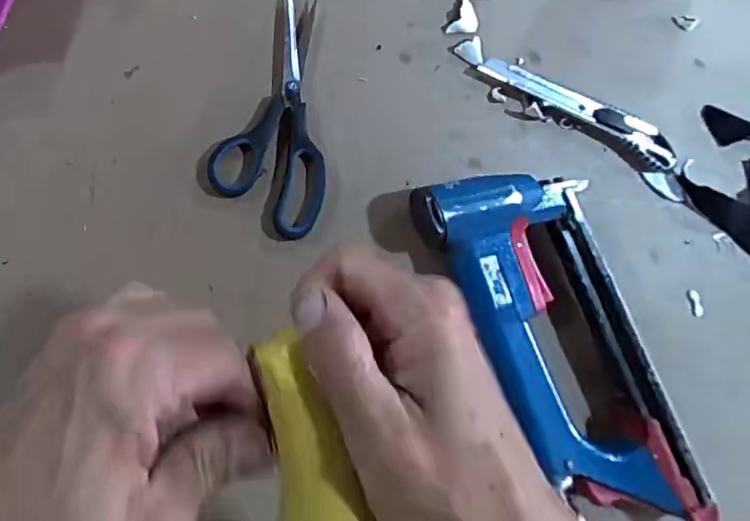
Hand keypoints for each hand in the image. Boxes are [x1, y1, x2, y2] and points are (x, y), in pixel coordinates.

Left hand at [0, 284, 272, 520]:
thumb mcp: (149, 518)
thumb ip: (213, 461)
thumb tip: (264, 436)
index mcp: (135, 364)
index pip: (225, 354)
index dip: (251, 396)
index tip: (259, 438)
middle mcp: (112, 322)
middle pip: (202, 324)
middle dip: (224, 373)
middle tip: (228, 431)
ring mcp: (83, 322)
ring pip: (171, 309)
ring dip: (192, 351)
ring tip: (188, 409)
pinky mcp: (65, 333)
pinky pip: (133, 310)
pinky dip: (157, 336)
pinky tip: (150, 387)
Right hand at [292, 247, 575, 520]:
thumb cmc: (447, 490)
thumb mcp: (380, 431)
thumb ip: (339, 356)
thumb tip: (306, 298)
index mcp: (423, 305)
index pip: (345, 260)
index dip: (312, 298)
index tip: (302, 355)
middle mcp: (435, 298)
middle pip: (356, 285)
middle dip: (327, 329)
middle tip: (320, 390)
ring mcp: (442, 322)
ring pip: (367, 312)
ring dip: (343, 352)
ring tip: (344, 406)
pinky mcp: (442, 348)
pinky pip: (386, 335)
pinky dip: (365, 364)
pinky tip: (370, 410)